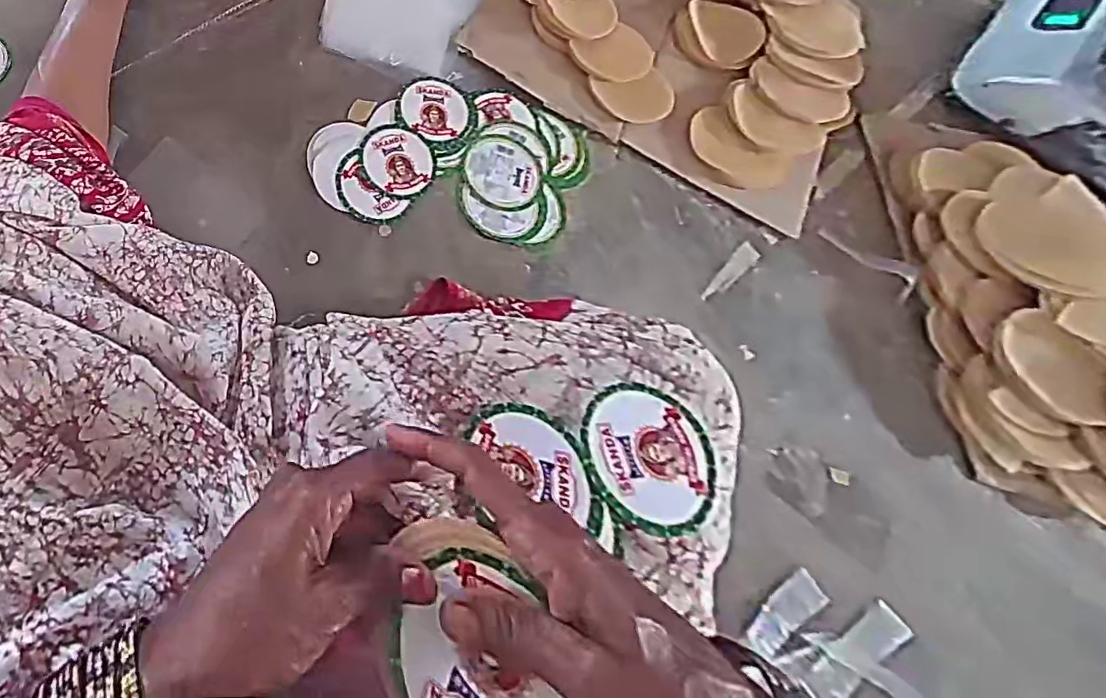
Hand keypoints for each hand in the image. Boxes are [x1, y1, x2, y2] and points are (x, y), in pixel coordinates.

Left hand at [139, 448, 425, 697]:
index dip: (413, 470)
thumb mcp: (326, 609)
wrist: (187, 660)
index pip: (374, 465)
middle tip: (435, 550)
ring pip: (346, 513)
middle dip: (399, 520)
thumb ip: (379, 579)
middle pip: (363, 491)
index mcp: (309, 493)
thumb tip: (419, 566)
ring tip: (409, 576)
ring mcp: (284, 508)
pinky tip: (371, 584)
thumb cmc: (249, 630)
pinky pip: (325, 528)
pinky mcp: (276, 530)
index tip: (445, 480)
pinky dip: (350, 550)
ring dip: (376, 541)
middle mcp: (296, 488)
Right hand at [386, 425, 754, 697]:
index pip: (484, 474)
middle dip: (435, 484)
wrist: (710, 696)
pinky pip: (509, 551)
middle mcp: (555, 535)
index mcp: (554, 544)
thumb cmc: (661, 679)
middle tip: (394, 498)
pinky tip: (467, 585)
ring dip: (454, 525)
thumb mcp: (587, 670)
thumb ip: (520, 633)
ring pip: (492, 523)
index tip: (399, 434)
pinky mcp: (566, 573)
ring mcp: (561, 552)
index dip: (436, 447)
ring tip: (418, 542)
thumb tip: (454, 604)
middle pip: (481, 491)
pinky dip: (478, 554)